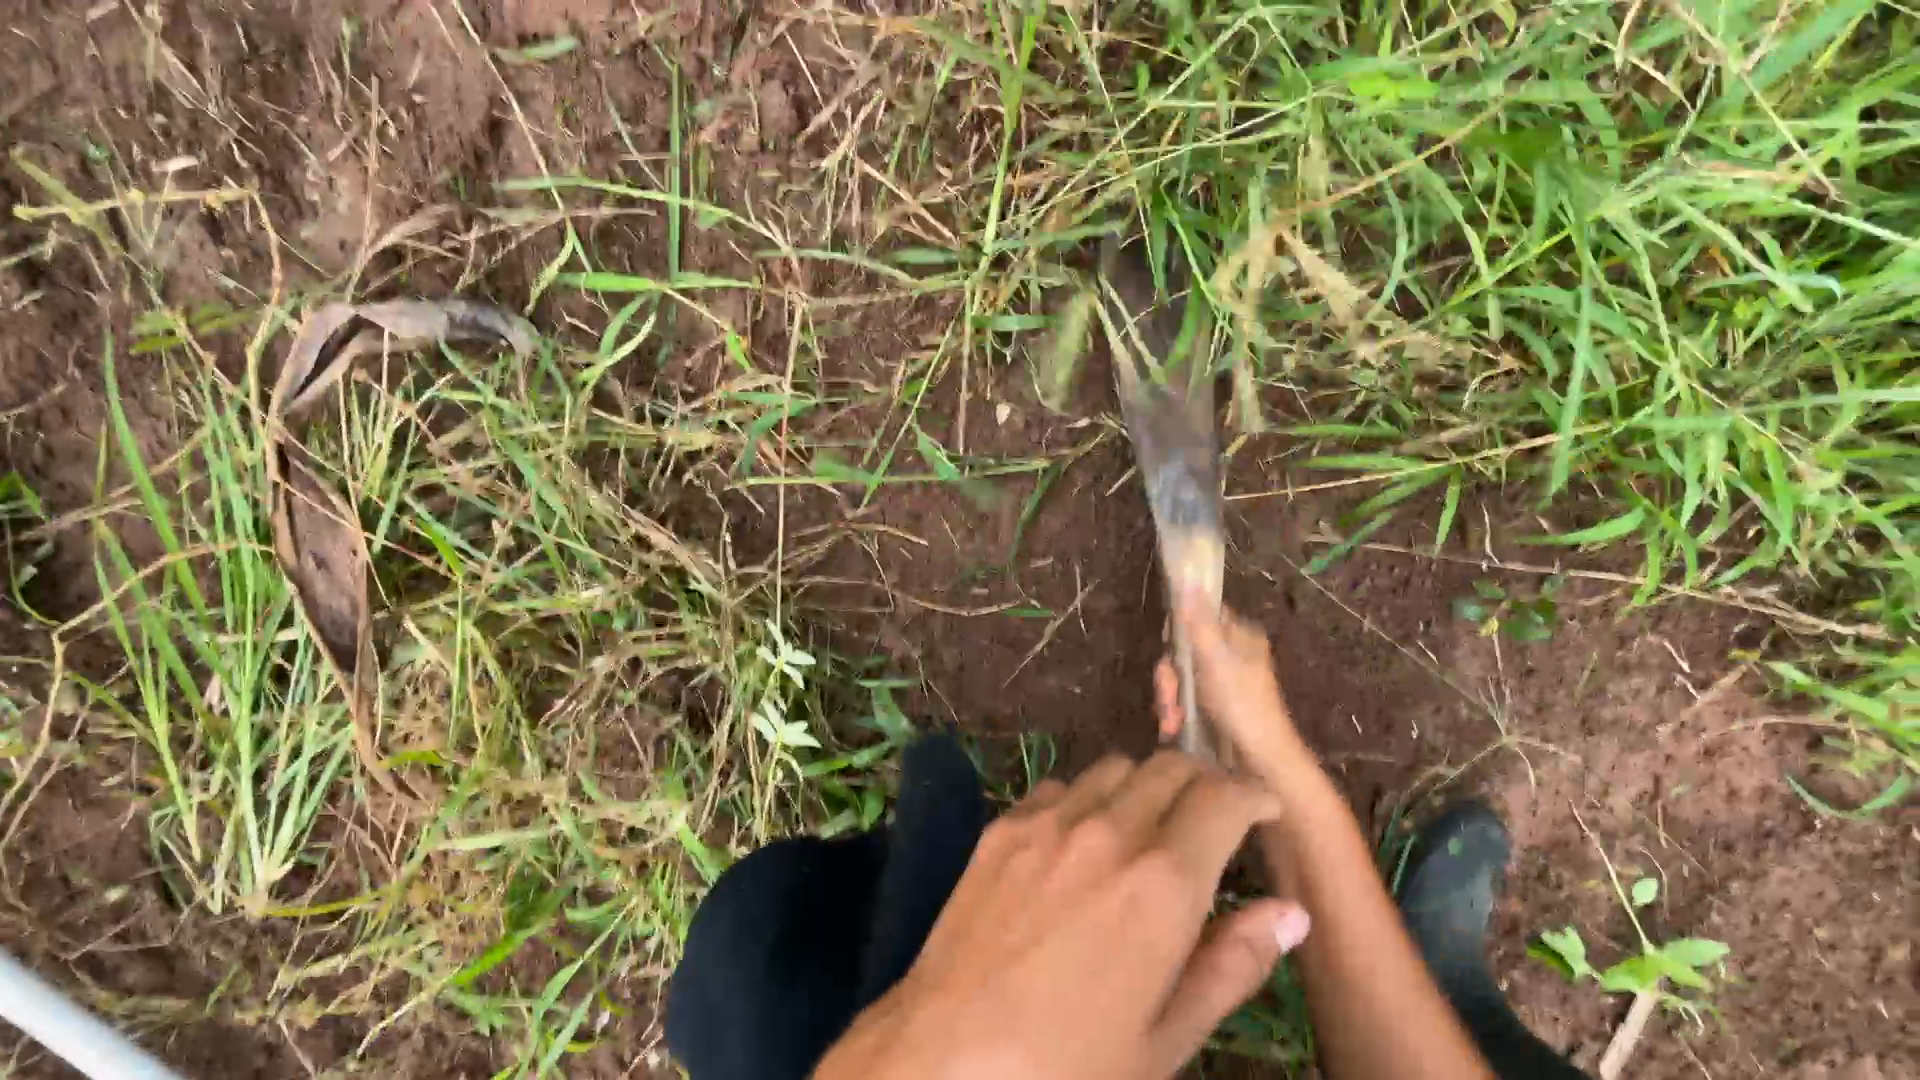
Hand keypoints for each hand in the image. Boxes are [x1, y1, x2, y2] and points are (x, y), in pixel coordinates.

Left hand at [813, 751, 1310, 1079]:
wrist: (949, 1055)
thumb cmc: (1071, 1063)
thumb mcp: (1167, 1035)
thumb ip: (1234, 964)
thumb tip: (1291, 912)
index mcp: (1164, 883)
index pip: (1224, 797)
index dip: (1253, 794)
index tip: (1263, 809)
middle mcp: (1110, 832)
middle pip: (1172, 766)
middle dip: (1205, 783)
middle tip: (1214, 818)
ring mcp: (1049, 822)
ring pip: (1116, 767)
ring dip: (1146, 785)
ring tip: (1150, 828)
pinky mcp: (1004, 826)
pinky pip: (1061, 786)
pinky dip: (1088, 798)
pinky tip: (1083, 841)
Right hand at [1157, 597, 1314, 786]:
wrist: (1263, 763)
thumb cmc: (1243, 707)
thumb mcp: (1215, 661)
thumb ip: (1198, 622)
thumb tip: (1187, 579)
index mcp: (1240, 637)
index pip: (1199, 618)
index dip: (1178, 635)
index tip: (1169, 657)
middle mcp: (1233, 655)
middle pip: (1185, 651)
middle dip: (1171, 679)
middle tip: (1169, 701)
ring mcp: (1225, 682)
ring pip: (1182, 677)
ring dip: (1171, 700)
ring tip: (1172, 722)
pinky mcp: (1218, 707)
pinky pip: (1187, 699)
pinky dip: (1178, 713)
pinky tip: (1175, 729)